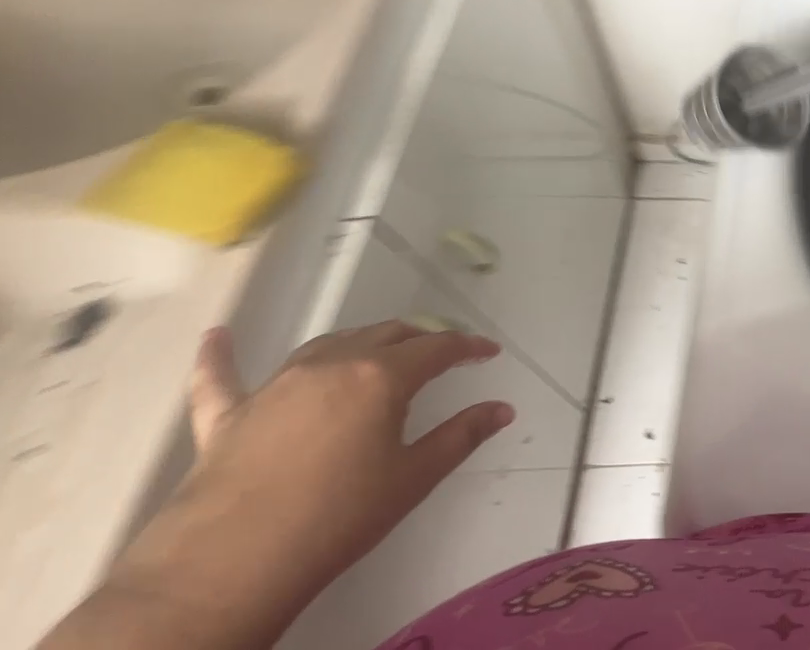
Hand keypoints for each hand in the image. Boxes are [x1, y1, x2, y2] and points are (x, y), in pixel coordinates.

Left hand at [51, 323, 513, 649]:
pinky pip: (221, 377)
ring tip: (379, 349)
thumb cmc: (337, 517)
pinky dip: (221, 355)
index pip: (437, 348)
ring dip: (360, 341)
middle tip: (441, 354)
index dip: (468, 347)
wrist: (229, 565)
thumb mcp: (414, 477)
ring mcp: (275, 387)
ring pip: (326, 345)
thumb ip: (462, 435)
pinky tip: (216, 335)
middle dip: (419, 338)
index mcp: (381, 377)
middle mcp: (331, 366)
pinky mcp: (228, 416)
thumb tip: (502, 409)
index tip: (488, 352)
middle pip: (385, 335)